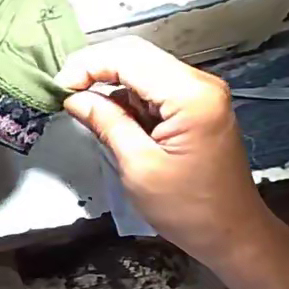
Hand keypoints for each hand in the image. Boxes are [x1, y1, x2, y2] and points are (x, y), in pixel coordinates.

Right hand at [55, 37, 285, 273]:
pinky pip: (151, 89)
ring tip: (77, 103)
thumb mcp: (138, 166)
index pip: (129, 58)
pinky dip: (123, 96)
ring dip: (107, 82)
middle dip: (94, 68)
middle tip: (61, 91)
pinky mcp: (193, 108)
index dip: (88, 67)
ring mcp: (198, 94)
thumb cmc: (186, 207)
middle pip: (136, 55)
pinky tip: (103, 112)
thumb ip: (106, 123)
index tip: (57, 88)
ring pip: (141, 69)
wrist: (230, 232)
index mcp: (190, 95)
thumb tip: (74, 98)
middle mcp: (198, 84)